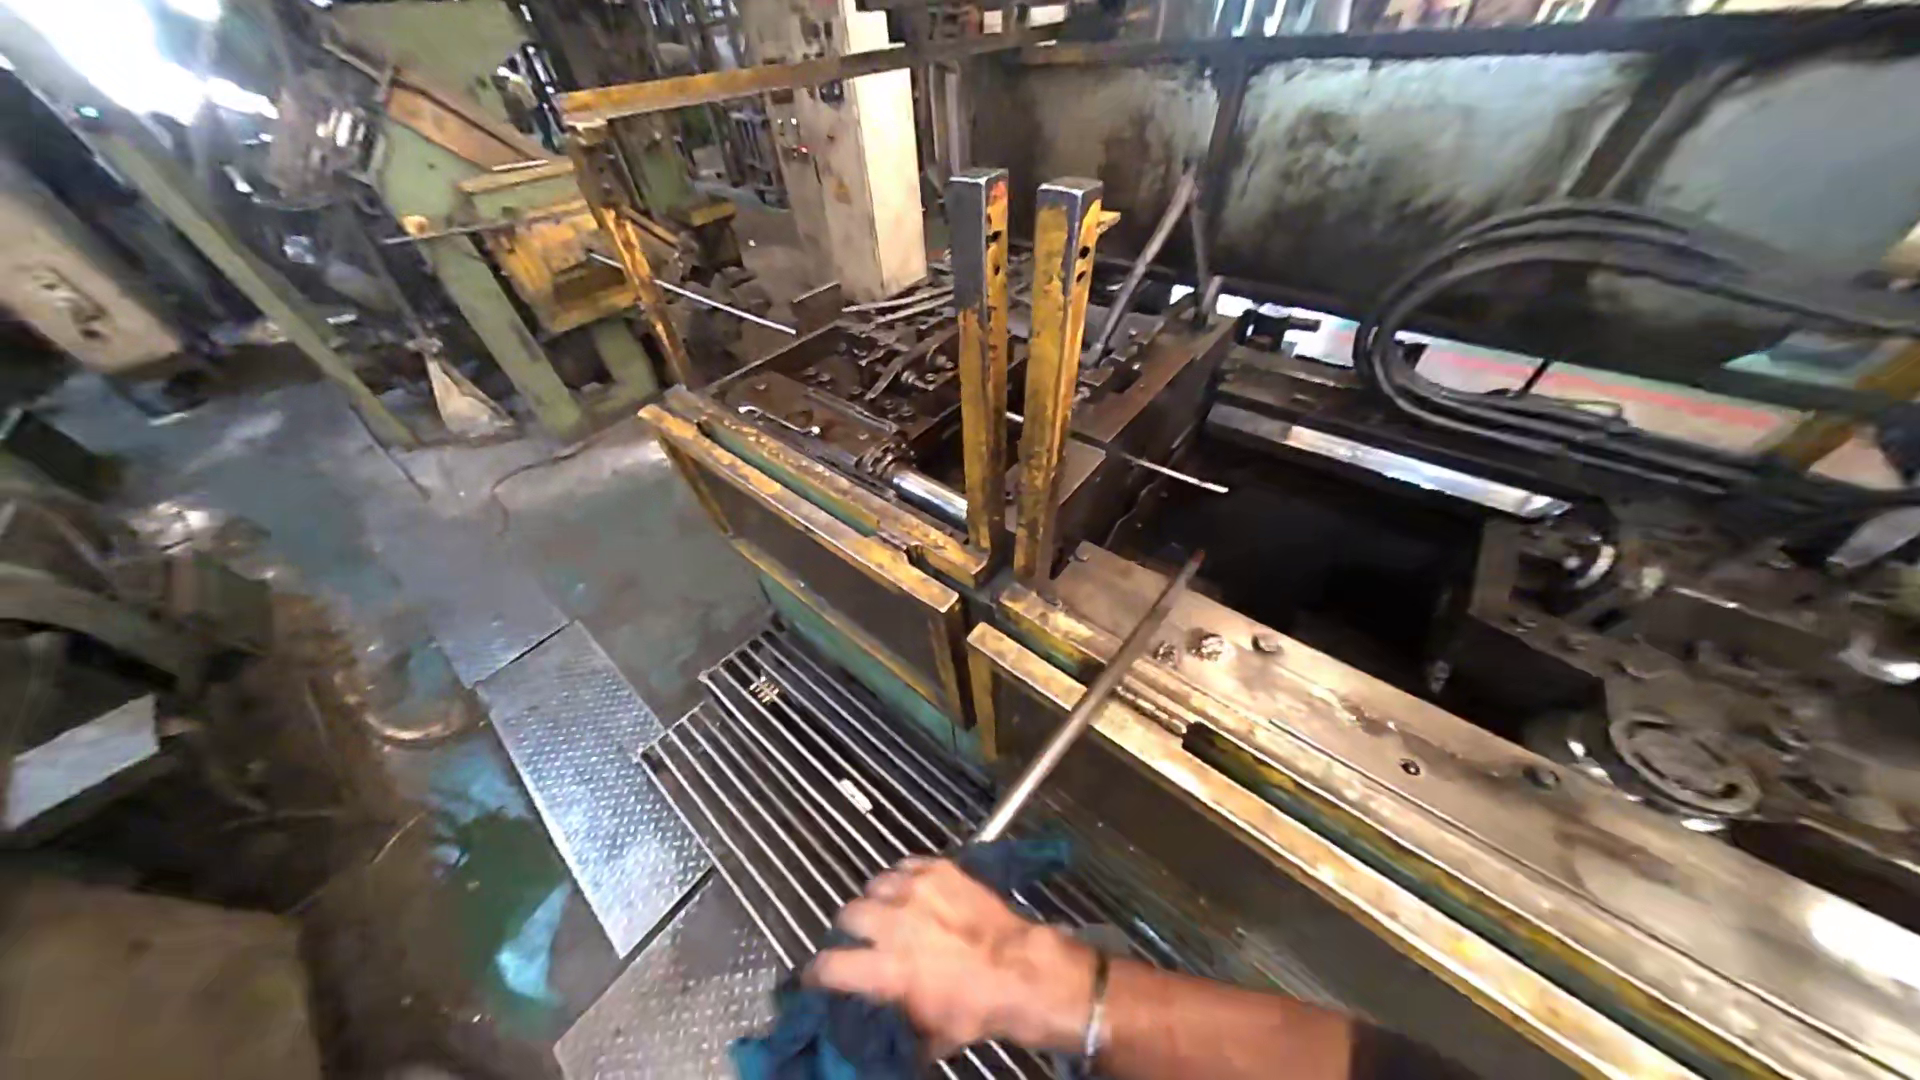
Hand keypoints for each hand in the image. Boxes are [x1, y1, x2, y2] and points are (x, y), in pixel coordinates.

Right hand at [806, 856, 1097, 1057]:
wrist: (1018, 966)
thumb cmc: (975, 1007)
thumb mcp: (929, 1034)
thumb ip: (897, 1024)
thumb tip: (882, 1030)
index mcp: (887, 968)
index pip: (831, 965)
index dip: (817, 971)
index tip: (816, 974)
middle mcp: (894, 922)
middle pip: (848, 913)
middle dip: (850, 927)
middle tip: (860, 936)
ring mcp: (916, 888)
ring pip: (875, 884)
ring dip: (878, 900)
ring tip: (890, 910)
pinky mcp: (938, 867)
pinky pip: (904, 865)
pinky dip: (902, 878)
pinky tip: (912, 891)